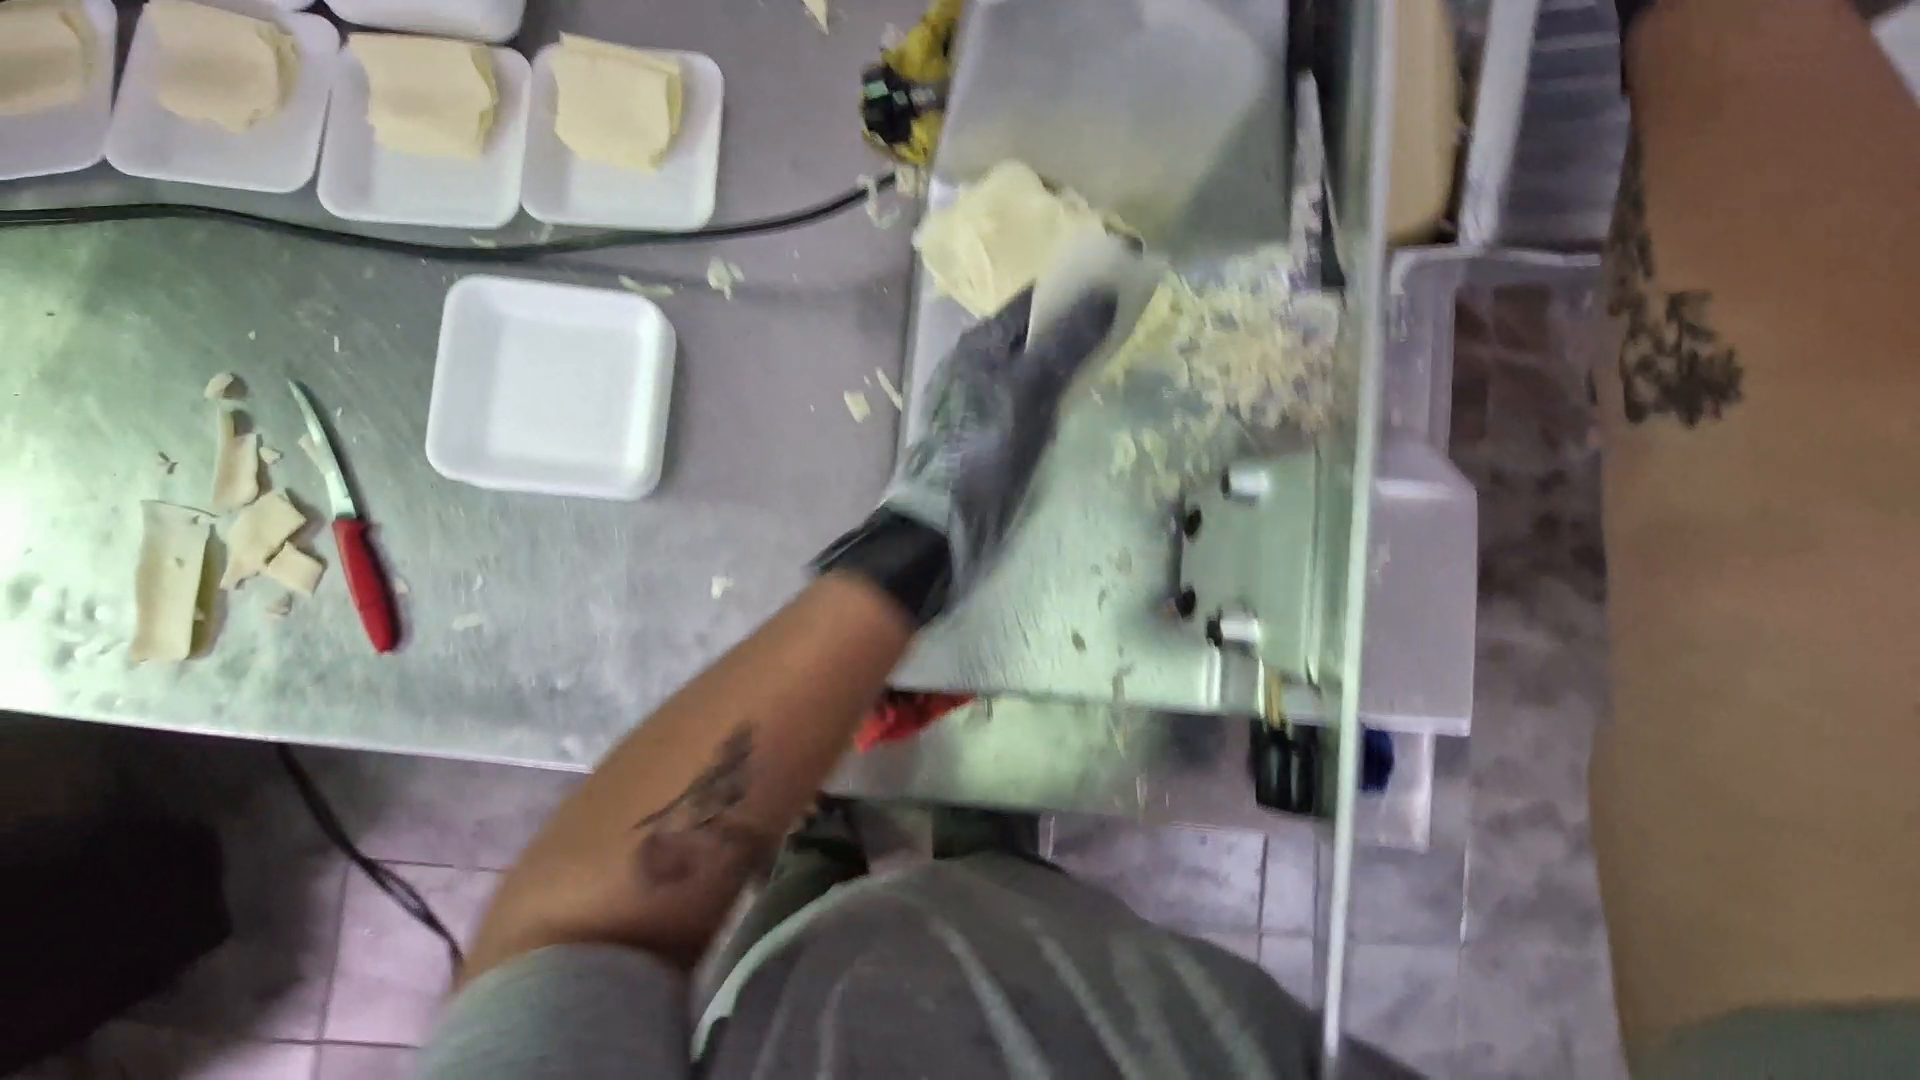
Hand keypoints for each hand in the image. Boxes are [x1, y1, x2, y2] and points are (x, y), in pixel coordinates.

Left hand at [814, 287, 1117, 624]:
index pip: (1033, 299)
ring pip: (1028, 370)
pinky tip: (1073, 412)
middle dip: (1073, 330)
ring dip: (1063, 367)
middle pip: (1031, 335)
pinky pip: (1024, 403)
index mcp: (980, 343)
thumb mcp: (1030, 390)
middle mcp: (973, 364)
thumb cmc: (984, 450)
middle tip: (1124, 332)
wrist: (940, 524)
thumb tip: (1105, 290)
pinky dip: (1050, 399)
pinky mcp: (979, 435)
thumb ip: (1066, 342)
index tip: (1119, 289)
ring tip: (1109, 368)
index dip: (1074, 290)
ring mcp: (974, 400)